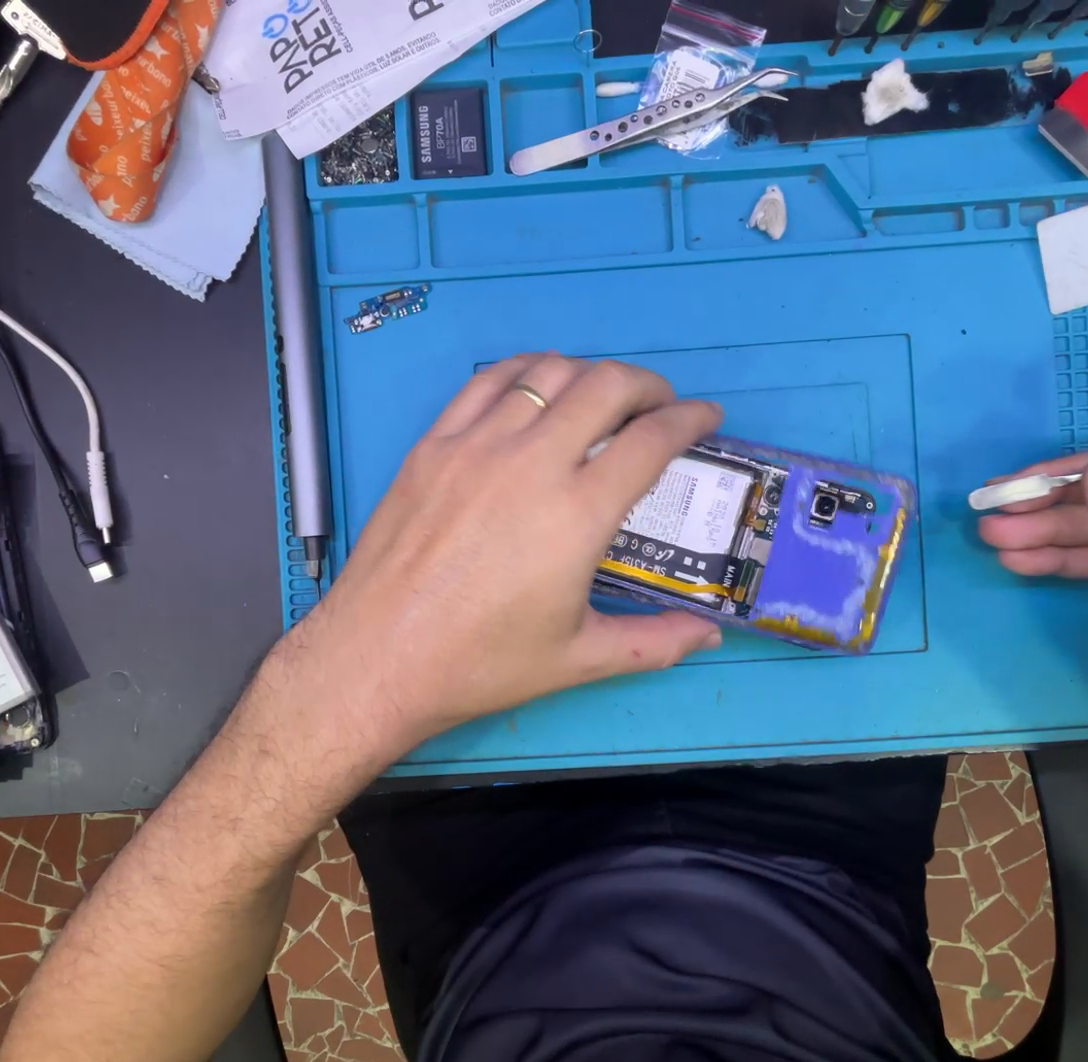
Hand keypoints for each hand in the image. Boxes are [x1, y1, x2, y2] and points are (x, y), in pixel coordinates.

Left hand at [274, 353, 723, 748]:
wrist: (379, 657)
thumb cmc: (481, 664)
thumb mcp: (580, 660)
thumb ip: (655, 642)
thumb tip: (708, 634)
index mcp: (578, 514)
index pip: (652, 439)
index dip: (690, 418)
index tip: (705, 416)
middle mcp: (532, 462)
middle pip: (606, 386)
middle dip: (648, 384)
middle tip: (661, 403)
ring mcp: (476, 446)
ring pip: (548, 373)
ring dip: (589, 374)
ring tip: (602, 396)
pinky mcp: (433, 445)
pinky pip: (487, 382)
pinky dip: (525, 372)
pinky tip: (535, 386)